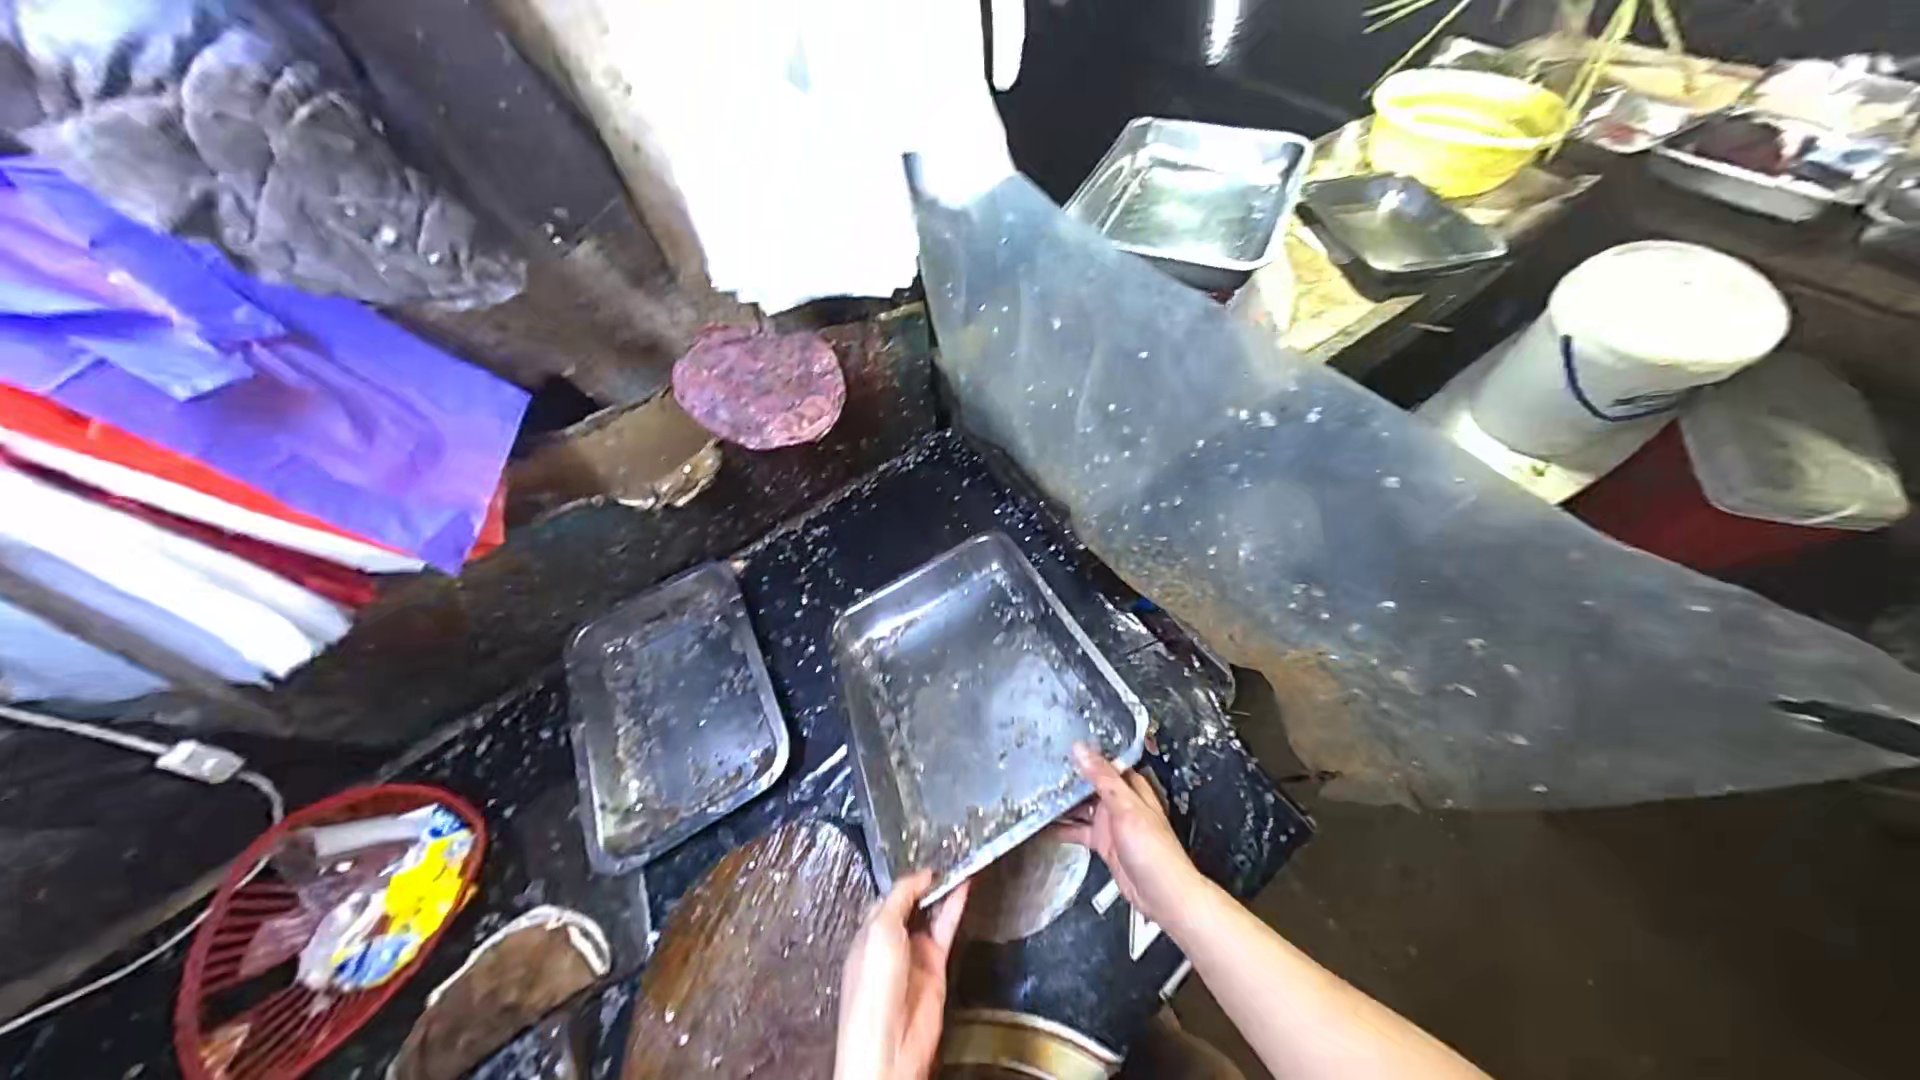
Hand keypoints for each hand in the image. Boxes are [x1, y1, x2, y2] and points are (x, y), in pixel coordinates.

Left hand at [834, 871, 970, 1079]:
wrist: (889, 1044)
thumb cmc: (871, 992)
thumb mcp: (880, 929)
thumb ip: (901, 897)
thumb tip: (920, 876)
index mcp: (869, 933)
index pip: (891, 897)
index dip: (908, 880)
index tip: (926, 864)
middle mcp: (891, 943)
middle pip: (913, 904)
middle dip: (927, 885)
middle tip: (945, 861)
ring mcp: (914, 955)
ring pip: (932, 914)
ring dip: (944, 892)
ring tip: (958, 867)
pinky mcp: (935, 967)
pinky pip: (947, 929)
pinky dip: (956, 907)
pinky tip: (964, 888)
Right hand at [1057, 742, 1200, 925]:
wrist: (1164, 896)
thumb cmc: (1155, 851)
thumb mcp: (1126, 807)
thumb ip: (1103, 778)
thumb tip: (1082, 750)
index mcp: (1130, 788)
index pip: (1104, 764)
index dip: (1084, 756)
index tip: (1060, 747)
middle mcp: (1120, 803)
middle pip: (1089, 786)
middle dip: (1068, 780)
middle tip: (1042, 771)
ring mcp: (1110, 824)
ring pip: (1081, 808)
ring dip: (1063, 804)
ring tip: (1038, 795)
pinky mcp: (1103, 844)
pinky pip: (1079, 832)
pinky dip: (1063, 829)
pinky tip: (1046, 826)